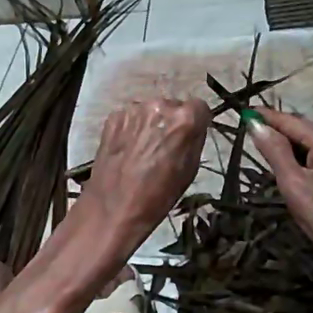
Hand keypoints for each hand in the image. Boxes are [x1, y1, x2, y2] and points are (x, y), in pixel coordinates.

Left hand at [79, 98, 210, 243]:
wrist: (114, 207)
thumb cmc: (159, 194)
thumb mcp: (190, 169)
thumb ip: (194, 139)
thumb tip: (193, 126)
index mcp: (184, 118)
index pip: (199, 107)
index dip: (196, 122)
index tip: (189, 136)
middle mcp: (160, 105)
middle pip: (173, 107)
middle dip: (171, 122)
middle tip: (164, 146)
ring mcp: (134, 109)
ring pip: (150, 111)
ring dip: (150, 124)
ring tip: (143, 149)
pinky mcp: (114, 117)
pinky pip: (131, 118)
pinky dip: (131, 128)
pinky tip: (127, 149)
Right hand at [248, 108, 312, 281]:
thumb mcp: (293, 185)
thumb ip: (275, 152)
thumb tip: (256, 125)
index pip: (291, 122)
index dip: (267, 117)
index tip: (246, 110)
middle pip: (304, 132)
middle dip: (279, 133)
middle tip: (252, 134)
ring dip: (292, 149)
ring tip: (269, 152)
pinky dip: (307, 161)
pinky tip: (295, 171)